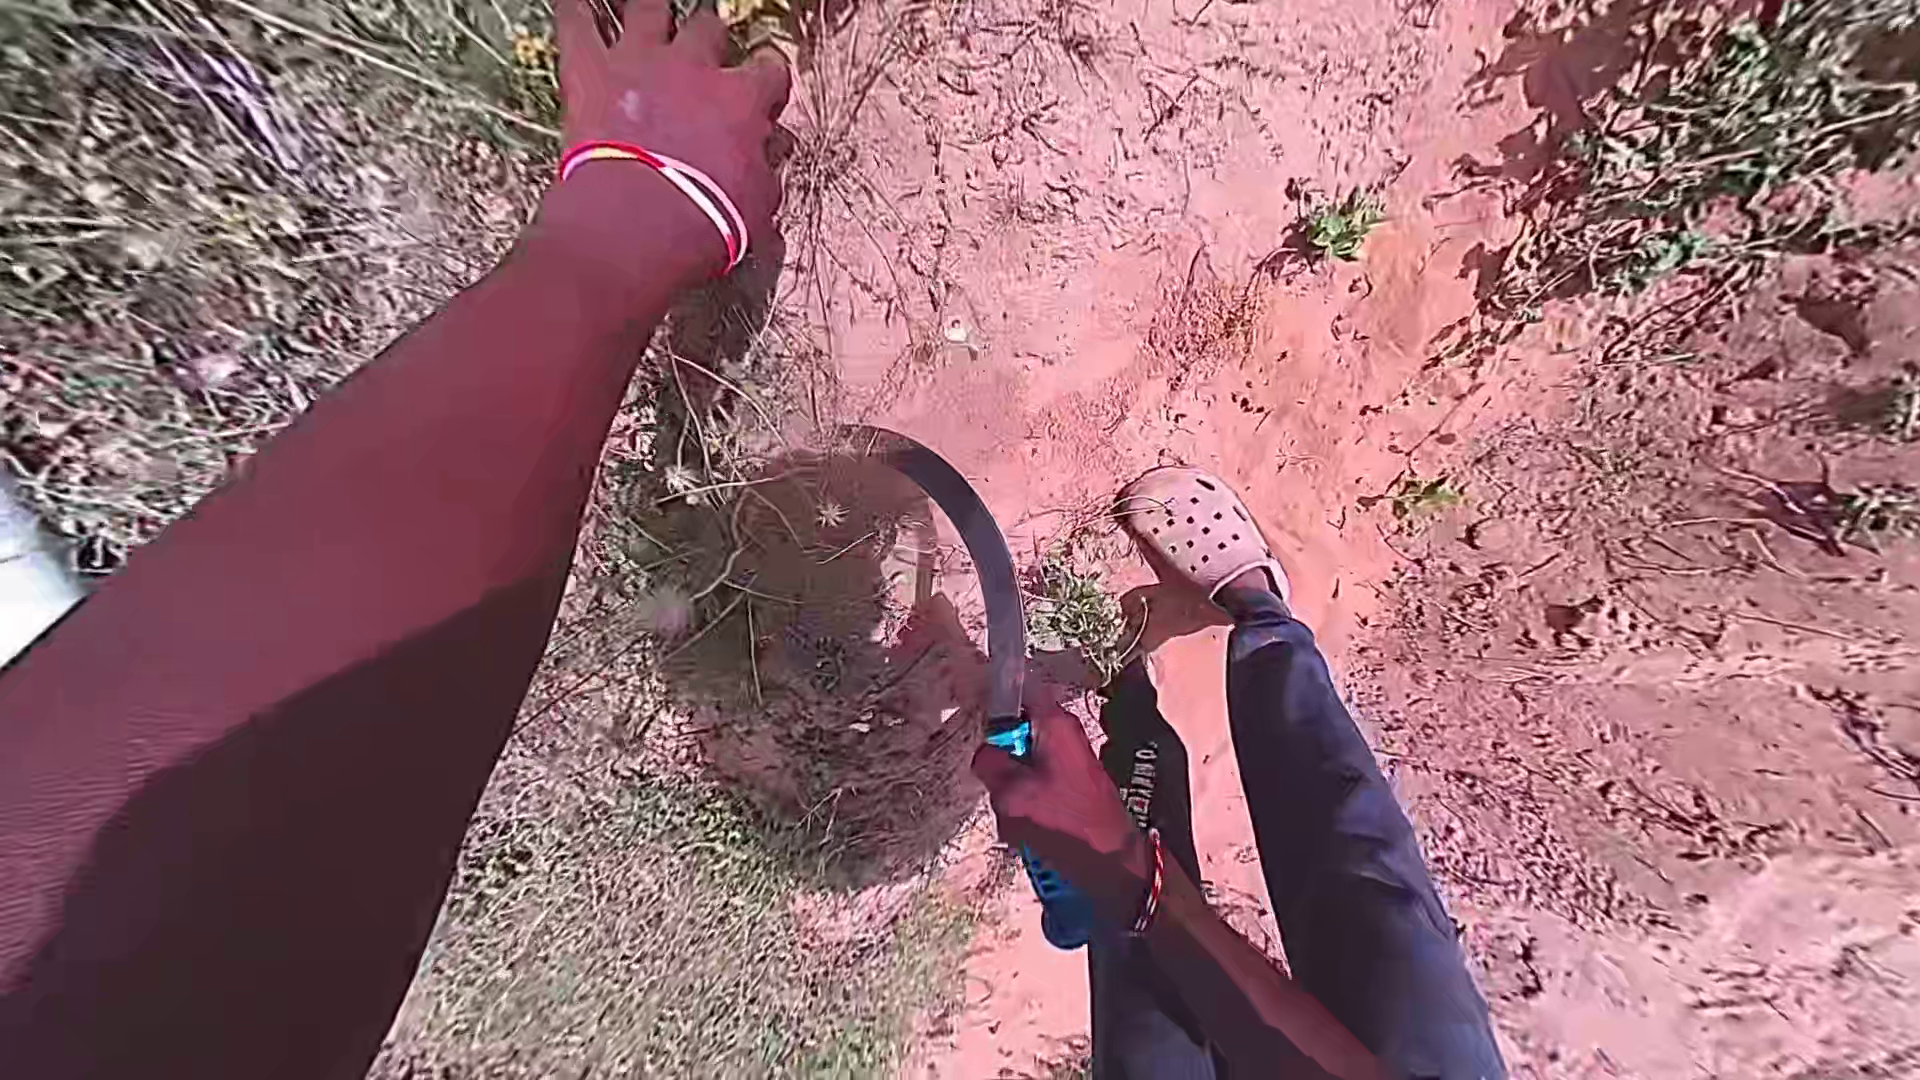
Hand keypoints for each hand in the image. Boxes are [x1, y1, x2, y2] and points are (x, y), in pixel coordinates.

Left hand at [537, 0, 790, 282]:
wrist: (645, 225)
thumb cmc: (709, 224)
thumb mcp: (758, 210)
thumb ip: (765, 175)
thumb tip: (768, 165)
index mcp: (742, 102)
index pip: (769, 71)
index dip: (770, 80)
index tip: (768, 91)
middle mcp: (694, 66)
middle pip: (708, 28)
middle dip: (712, 41)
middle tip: (709, 57)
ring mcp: (640, 59)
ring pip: (649, 7)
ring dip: (654, 13)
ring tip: (653, 20)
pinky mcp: (589, 66)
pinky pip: (576, 17)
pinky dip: (579, 12)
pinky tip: (581, 10)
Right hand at [971, 700, 1148, 912]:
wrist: (1114, 867)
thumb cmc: (1064, 823)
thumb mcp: (1013, 793)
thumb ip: (990, 763)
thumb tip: (985, 752)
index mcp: (1054, 723)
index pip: (1020, 688)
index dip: (994, 695)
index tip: (975, 715)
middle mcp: (1064, 734)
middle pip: (1016, 732)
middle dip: (1000, 759)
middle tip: (997, 787)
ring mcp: (1069, 762)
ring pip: (1022, 763)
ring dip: (1011, 790)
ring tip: (1014, 818)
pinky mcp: (1070, 787)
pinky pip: (1036, 785)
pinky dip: (1026, 805)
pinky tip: (1027, 833)